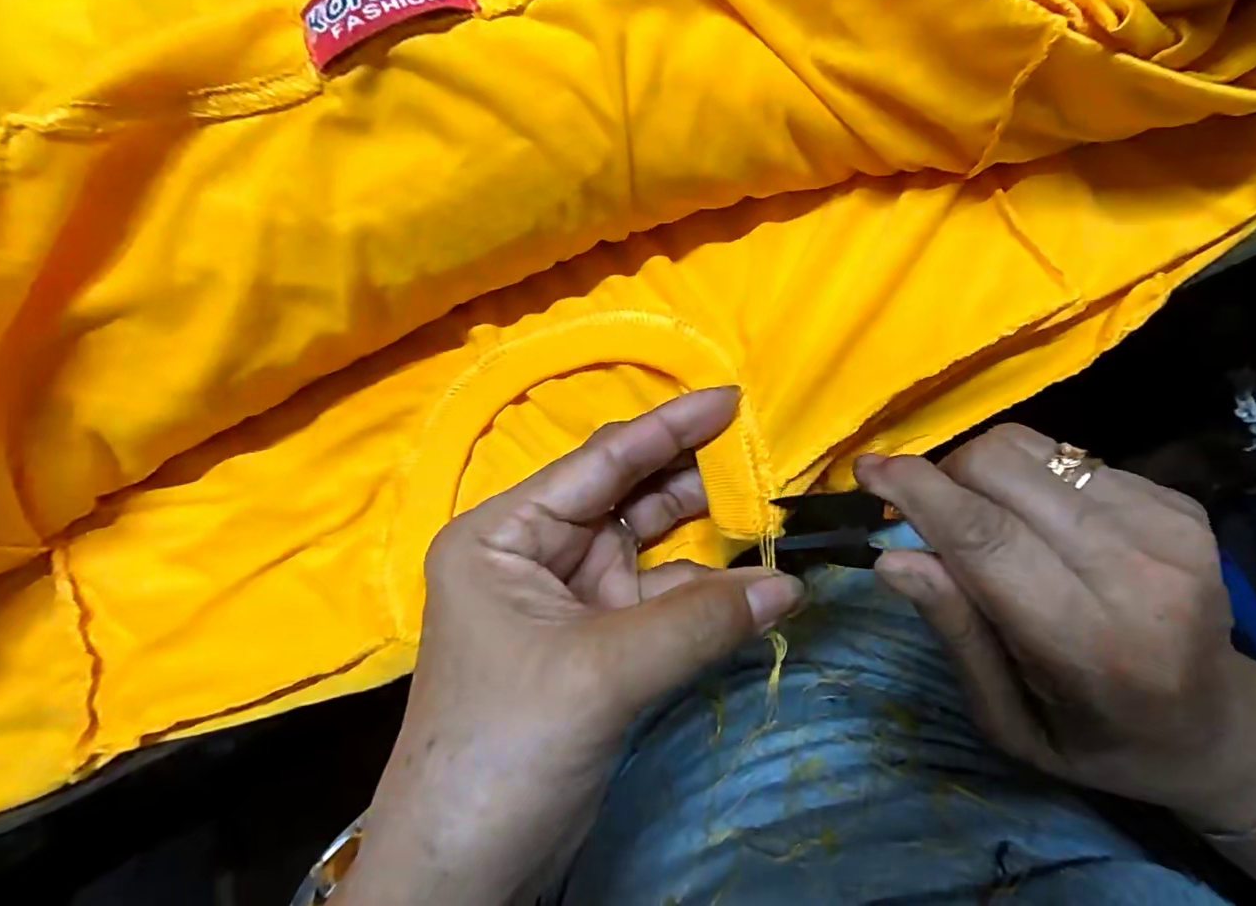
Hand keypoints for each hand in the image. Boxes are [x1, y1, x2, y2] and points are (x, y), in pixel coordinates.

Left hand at [336, 388, 803, 905]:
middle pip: (634, 495)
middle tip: (765, 455)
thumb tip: (791, 586)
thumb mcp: (601, 673)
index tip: (732, 399)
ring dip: (715, 535)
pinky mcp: (607, 638)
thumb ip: (700, 622)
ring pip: (659, 544)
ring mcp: (578, 595)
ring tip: (775, 515)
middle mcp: (543, 551)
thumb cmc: (502, 751)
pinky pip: (671, 597)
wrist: (464, 878)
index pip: (603, 461)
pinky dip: (714, 592)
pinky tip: (760, 590)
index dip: (670, 427)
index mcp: (509, 533)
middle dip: (699, 476)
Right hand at [855, 424, 1255, 831]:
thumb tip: (892, 559)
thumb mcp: (1010, 719)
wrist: (1221, 725)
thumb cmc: (1099, 739)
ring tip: (987, 516)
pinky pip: (1069, 454)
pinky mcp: (1179, 501)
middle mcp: (1138, 570)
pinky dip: (1030, 477)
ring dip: (983, 470)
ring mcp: (1168, 525)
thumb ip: (955, 631)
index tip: (868, 470)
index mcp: (1092, 643)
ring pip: (1032, 448)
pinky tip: (1041, 519)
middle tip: (932, 514)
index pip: (986, 538)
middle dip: (944, 475)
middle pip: (1003, 470)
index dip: (918, 493)